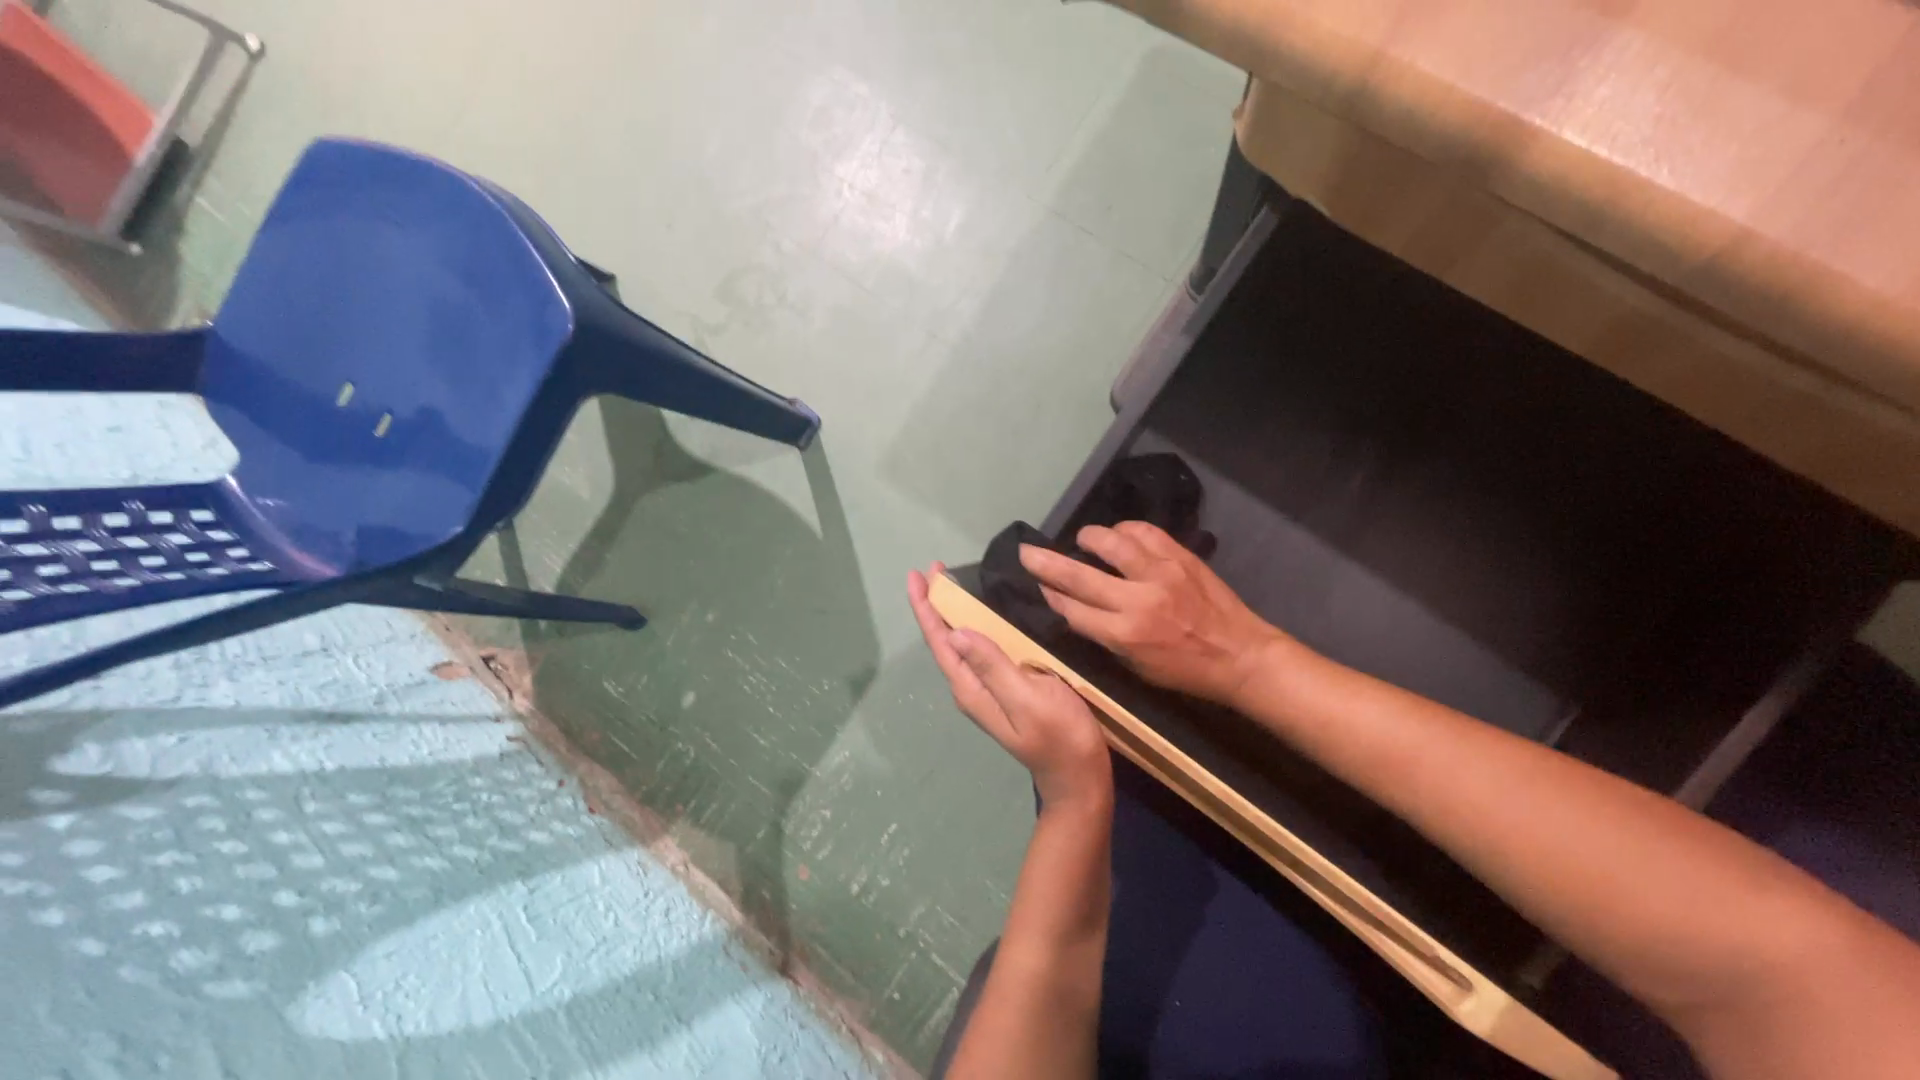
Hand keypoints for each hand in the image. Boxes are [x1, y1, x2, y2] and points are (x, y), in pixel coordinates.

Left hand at [909, 564, 1112, 808]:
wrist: (1080, 776)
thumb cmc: (1059, 736)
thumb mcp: (1028, 698)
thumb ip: (993, 666)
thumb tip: (956, 633)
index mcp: (972, 689)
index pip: (940, 642)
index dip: (926, 608)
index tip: (916, 575)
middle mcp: (973, 688)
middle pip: (947, 640)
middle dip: (937, 604)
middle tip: (934, 569)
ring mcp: (990, 690)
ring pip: (964, 644)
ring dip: (955, 613)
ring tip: (951, 584)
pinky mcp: (1008, 689)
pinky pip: (984, 650)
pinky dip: (978, 626)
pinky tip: (986, 614)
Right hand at [1020, 522, 1296, 705]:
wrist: (1239, 654)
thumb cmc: (1184, 671)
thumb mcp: (1136, 667)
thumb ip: (1105, 637)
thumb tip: (1076, 610)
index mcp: (1125, 635)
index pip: (1074, 610)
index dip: (1051, 596)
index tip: (1037, 586)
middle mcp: (1138, 601)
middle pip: (1080, 576)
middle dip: (1047, 564)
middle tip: (1027, 553)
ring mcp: (1160, 573)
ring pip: (1112, 543)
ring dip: (1089, 538)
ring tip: (1081, 539)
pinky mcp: (1180, 557)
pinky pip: (1144, 532)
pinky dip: (1125, 530)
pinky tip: (1119, 536)